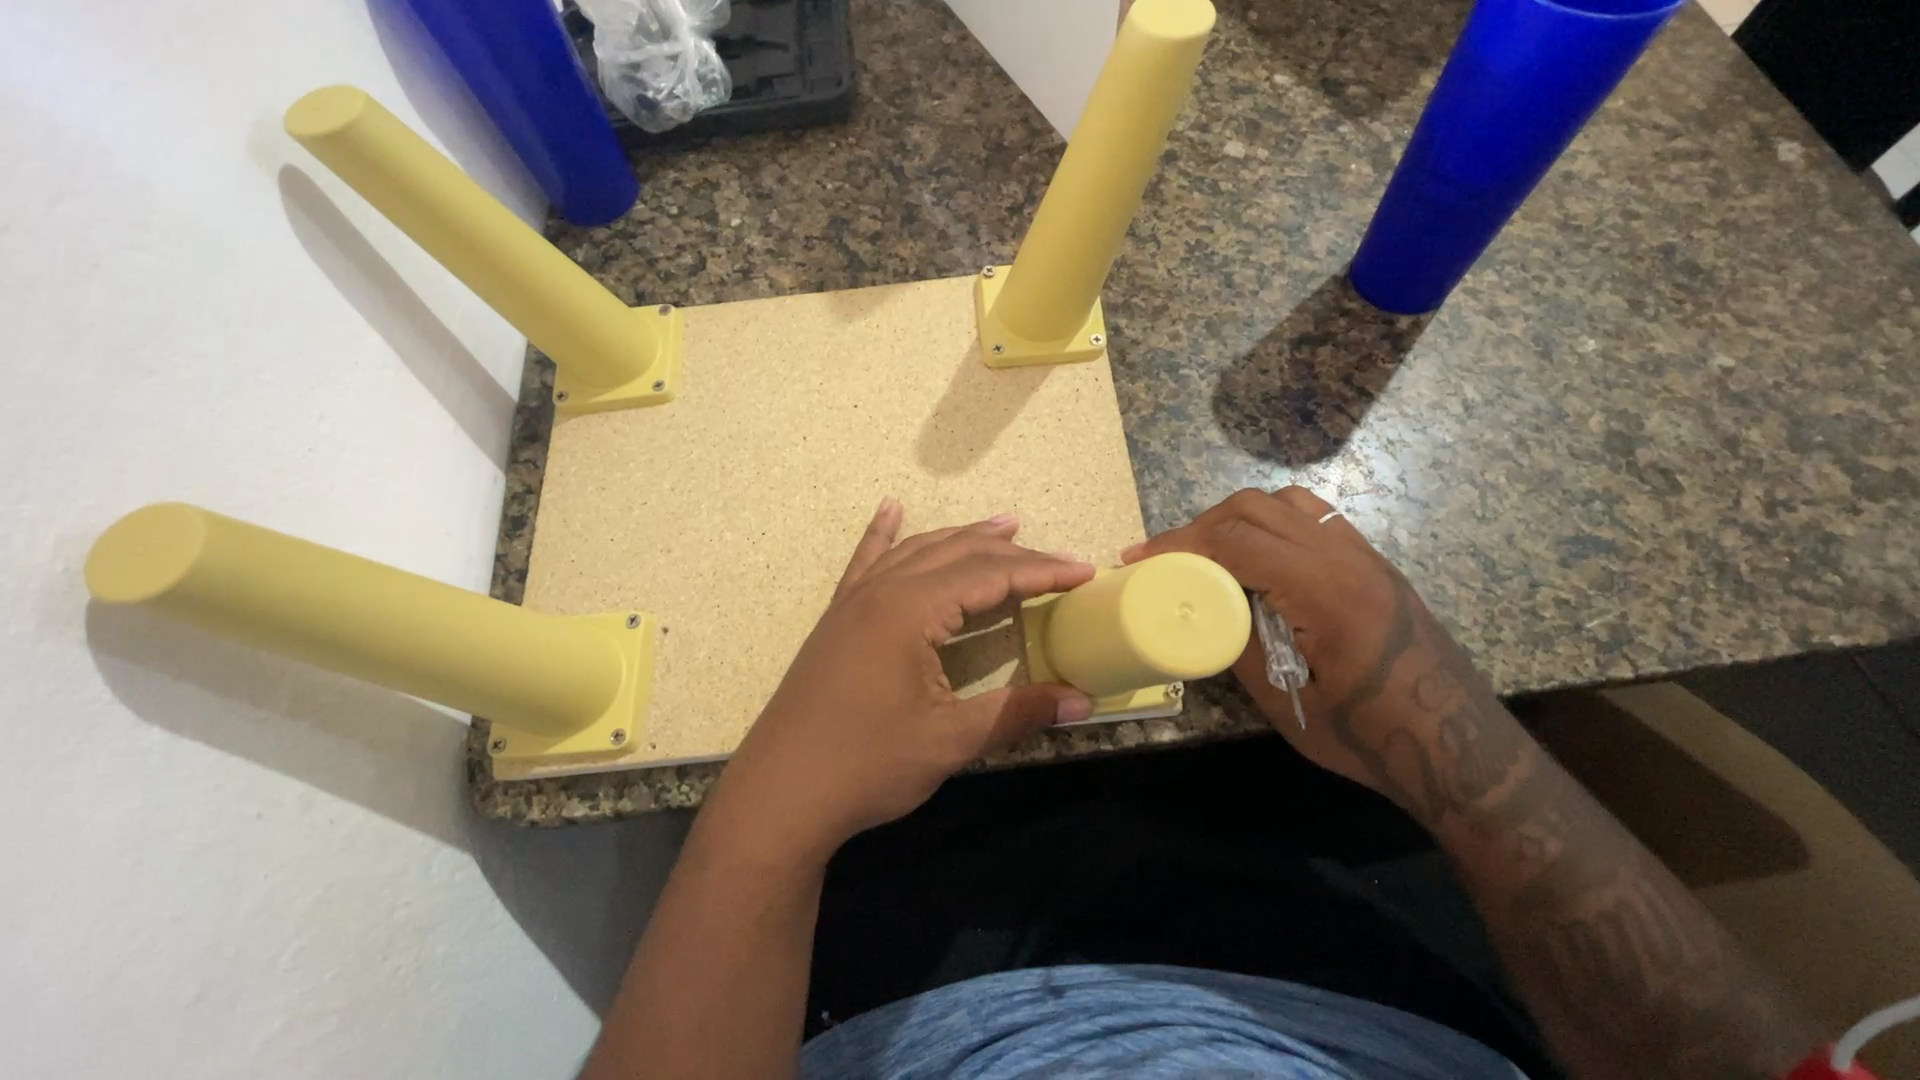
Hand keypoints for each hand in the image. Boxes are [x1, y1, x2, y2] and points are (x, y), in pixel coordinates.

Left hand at [707, 499, 1096, 862]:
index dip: (1041, 571)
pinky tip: (890, 510)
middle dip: (1011, 553)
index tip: (1084, 570)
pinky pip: (866, 562)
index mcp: (910, 610)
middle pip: (957, 555)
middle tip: (1058, 558)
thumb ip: (1016, 713)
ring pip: (916, 551)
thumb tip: (1082, 701)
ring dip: (962, 538)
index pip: (989, 575)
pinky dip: (884, 534)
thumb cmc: (866, 765)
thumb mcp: (949, 741)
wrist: (780, 794)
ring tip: (1003, 526)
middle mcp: (881, 591)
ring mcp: (853, 602)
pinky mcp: (836, 620)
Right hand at [1124, 487, 1514, 820]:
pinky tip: (1256, 560)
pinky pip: (1315, 520)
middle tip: (1166, 558)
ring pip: (1290, 503)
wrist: (1461, 749)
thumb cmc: (1371, 740)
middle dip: (1200, 526)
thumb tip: (1203, 613)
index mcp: (1326, 595)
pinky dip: (1272, 524)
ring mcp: (1368, 558)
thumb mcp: (1289, 704)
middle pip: (1257, 507)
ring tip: (1208, 553)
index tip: (1139, 560)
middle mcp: (1349, 560)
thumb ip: (1242, 648)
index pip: (1238, 541)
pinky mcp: (1376, 566)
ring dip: (1238, 518)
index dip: (1180, 544)